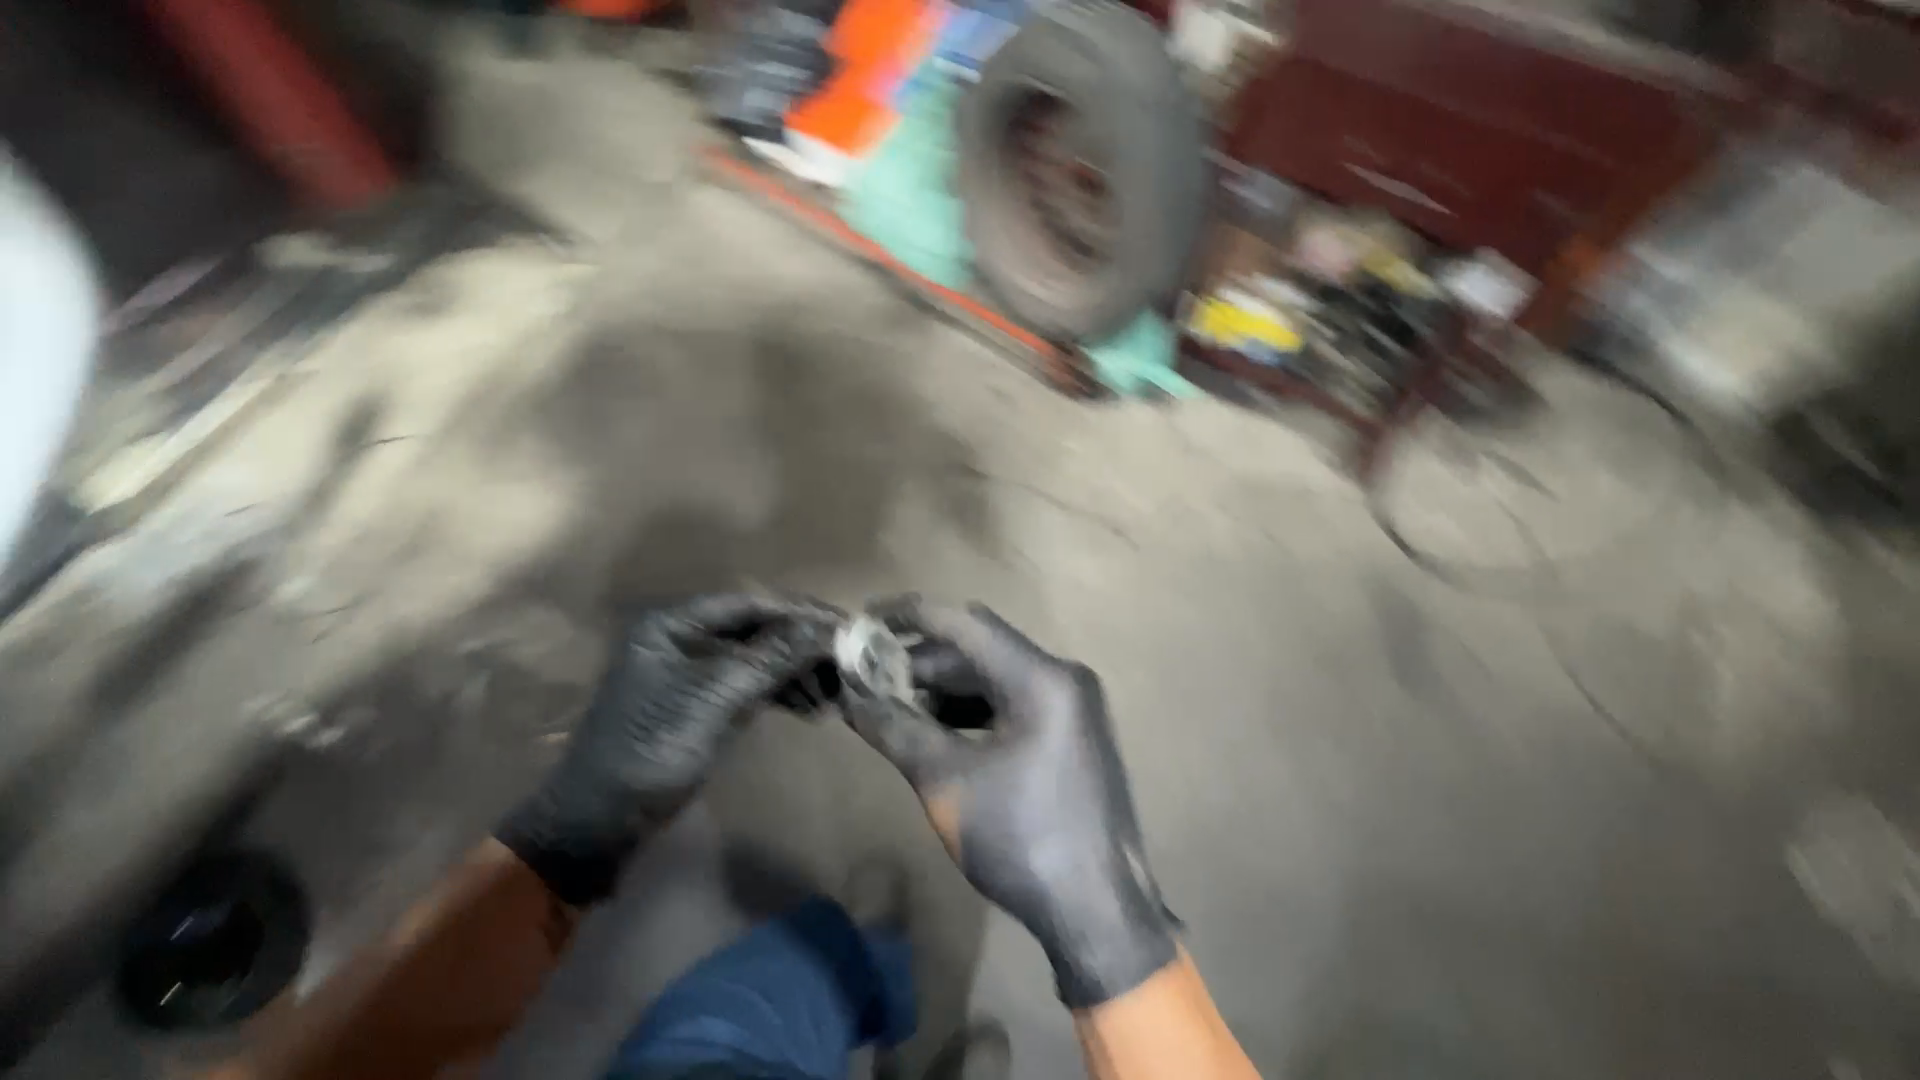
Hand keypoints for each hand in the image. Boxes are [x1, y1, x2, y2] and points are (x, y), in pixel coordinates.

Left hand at [498, 593, 840, 906]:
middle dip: (800, 646)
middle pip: (754, 629)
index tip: (845, 626)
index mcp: (672, 624)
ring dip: (794, 672)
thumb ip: (772, 658)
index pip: (749, 602)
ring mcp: (687, 674)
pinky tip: (809, 709)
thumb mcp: (717, 700)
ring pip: (753, 659)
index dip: (799, 612)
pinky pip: (746, 686)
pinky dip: (777, 694)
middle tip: (845, 663)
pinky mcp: (696, 705)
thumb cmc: (653, 751)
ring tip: (832, 695)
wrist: (598, 823)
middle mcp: (679, 638)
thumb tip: (827, 627)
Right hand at [841, 599, 1176, 1008]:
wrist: (1097, 911)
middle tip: (866, 680)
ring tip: (889, 708)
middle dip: (919, 662)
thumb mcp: (947, 782)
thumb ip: (895, 728)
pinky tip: (932, 731)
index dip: (908, 617)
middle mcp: (1062, 679)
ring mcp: (1070, 707)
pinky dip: (969, 713)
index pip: (963, 623)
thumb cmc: (1021, 840)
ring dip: (942, 689)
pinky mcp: (1068, 735)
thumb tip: (848, 693)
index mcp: (1042, 678)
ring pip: (993, 679)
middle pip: (978, 651)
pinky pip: (1010, 705)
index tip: (861, 622)